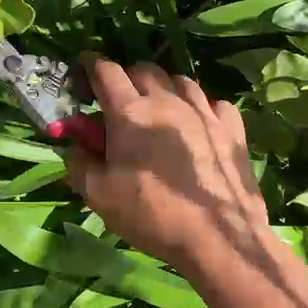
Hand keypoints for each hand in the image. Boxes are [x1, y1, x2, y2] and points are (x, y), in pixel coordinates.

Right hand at [64, 55, 268, 267]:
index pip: (104, 69)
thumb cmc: (153, 215)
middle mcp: (165, 102)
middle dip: (127, 76)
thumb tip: (74, 147)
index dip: (90, 63)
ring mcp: (203, 114)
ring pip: (180, 80)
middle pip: (143, 69)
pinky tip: (200, 122)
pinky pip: (217, 104)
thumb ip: (78, 163)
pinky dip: (205, 107)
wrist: (221, 243)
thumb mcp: (98, 194)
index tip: (84, 67)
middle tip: (121, 98)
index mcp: (128, 111)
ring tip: (161, 107)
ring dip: (165, 87)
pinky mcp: (233, 133)